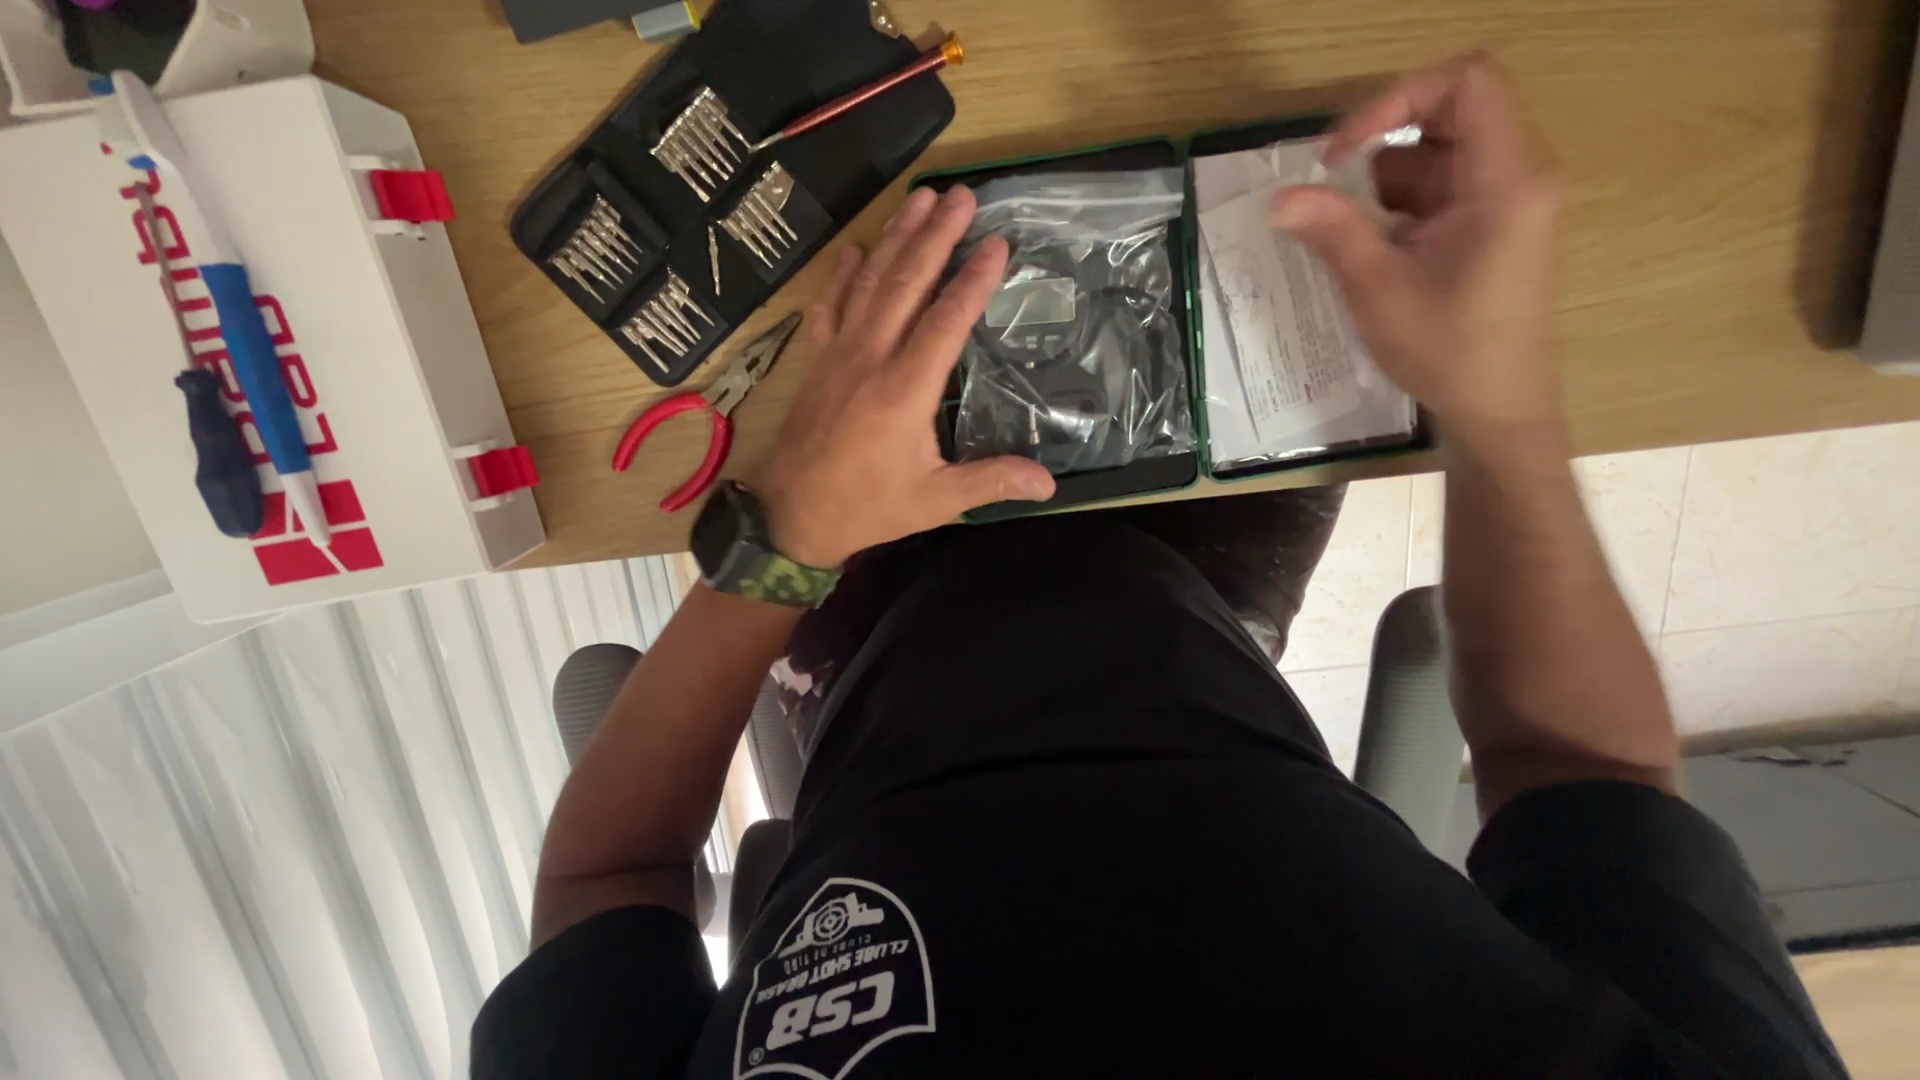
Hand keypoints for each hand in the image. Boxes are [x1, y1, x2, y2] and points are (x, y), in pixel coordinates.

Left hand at [750, 186, 1056, 567]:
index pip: (946, 320)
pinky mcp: (817, 362)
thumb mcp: (934, 502)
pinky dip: (843, 275)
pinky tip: (856, 250)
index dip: (973, 279)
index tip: (997, 243)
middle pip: (907, 284)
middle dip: (936, 236)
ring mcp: (838, 355)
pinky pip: (829, 307)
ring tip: (919, 199)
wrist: (790, 517)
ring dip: (896, 239)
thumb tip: (1048, 484)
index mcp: (905, 391)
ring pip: (869, 284)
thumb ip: (990, 482)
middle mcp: (870, 359)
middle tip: (962, 195)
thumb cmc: (865, 509)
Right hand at [1273, 52, 1565, 440]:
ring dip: (1383, 185)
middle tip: (1329, 186)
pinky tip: (1369, 252)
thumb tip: (1279, 199)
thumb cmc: (1446, 348)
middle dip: (1381, 146)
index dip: (1396, 98)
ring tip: (1347, 236)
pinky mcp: (1489, 227)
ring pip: (1436, 156)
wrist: (1496, 405)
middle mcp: (1516, 175)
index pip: (1466, 82)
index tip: (1340, 152)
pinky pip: (1439, 191)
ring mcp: (1504, 201)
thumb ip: (1332, 232)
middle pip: (1448, 115)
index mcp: (1506, 178)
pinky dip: (1397, 209)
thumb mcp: (1378, 289)